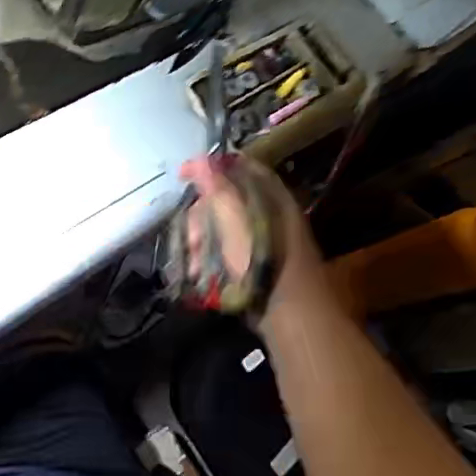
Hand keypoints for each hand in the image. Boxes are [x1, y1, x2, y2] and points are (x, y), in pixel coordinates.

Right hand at [177, 154, 333, 333]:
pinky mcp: (258, 263)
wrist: (292, 315)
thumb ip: (217, 189)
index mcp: (271, 196)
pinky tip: (201, 273)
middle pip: (225, 200)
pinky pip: (228, 251)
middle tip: (190, 238)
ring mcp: (265, 239)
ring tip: (194, 264)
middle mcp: (270, 212)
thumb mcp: (236, 221)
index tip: (183, 176)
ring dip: (201, 242)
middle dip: (200, 217)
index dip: (210, 168)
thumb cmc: (263, 263)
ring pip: (222, 228)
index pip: (238, 167)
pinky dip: (211, 258)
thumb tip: (200, 160)